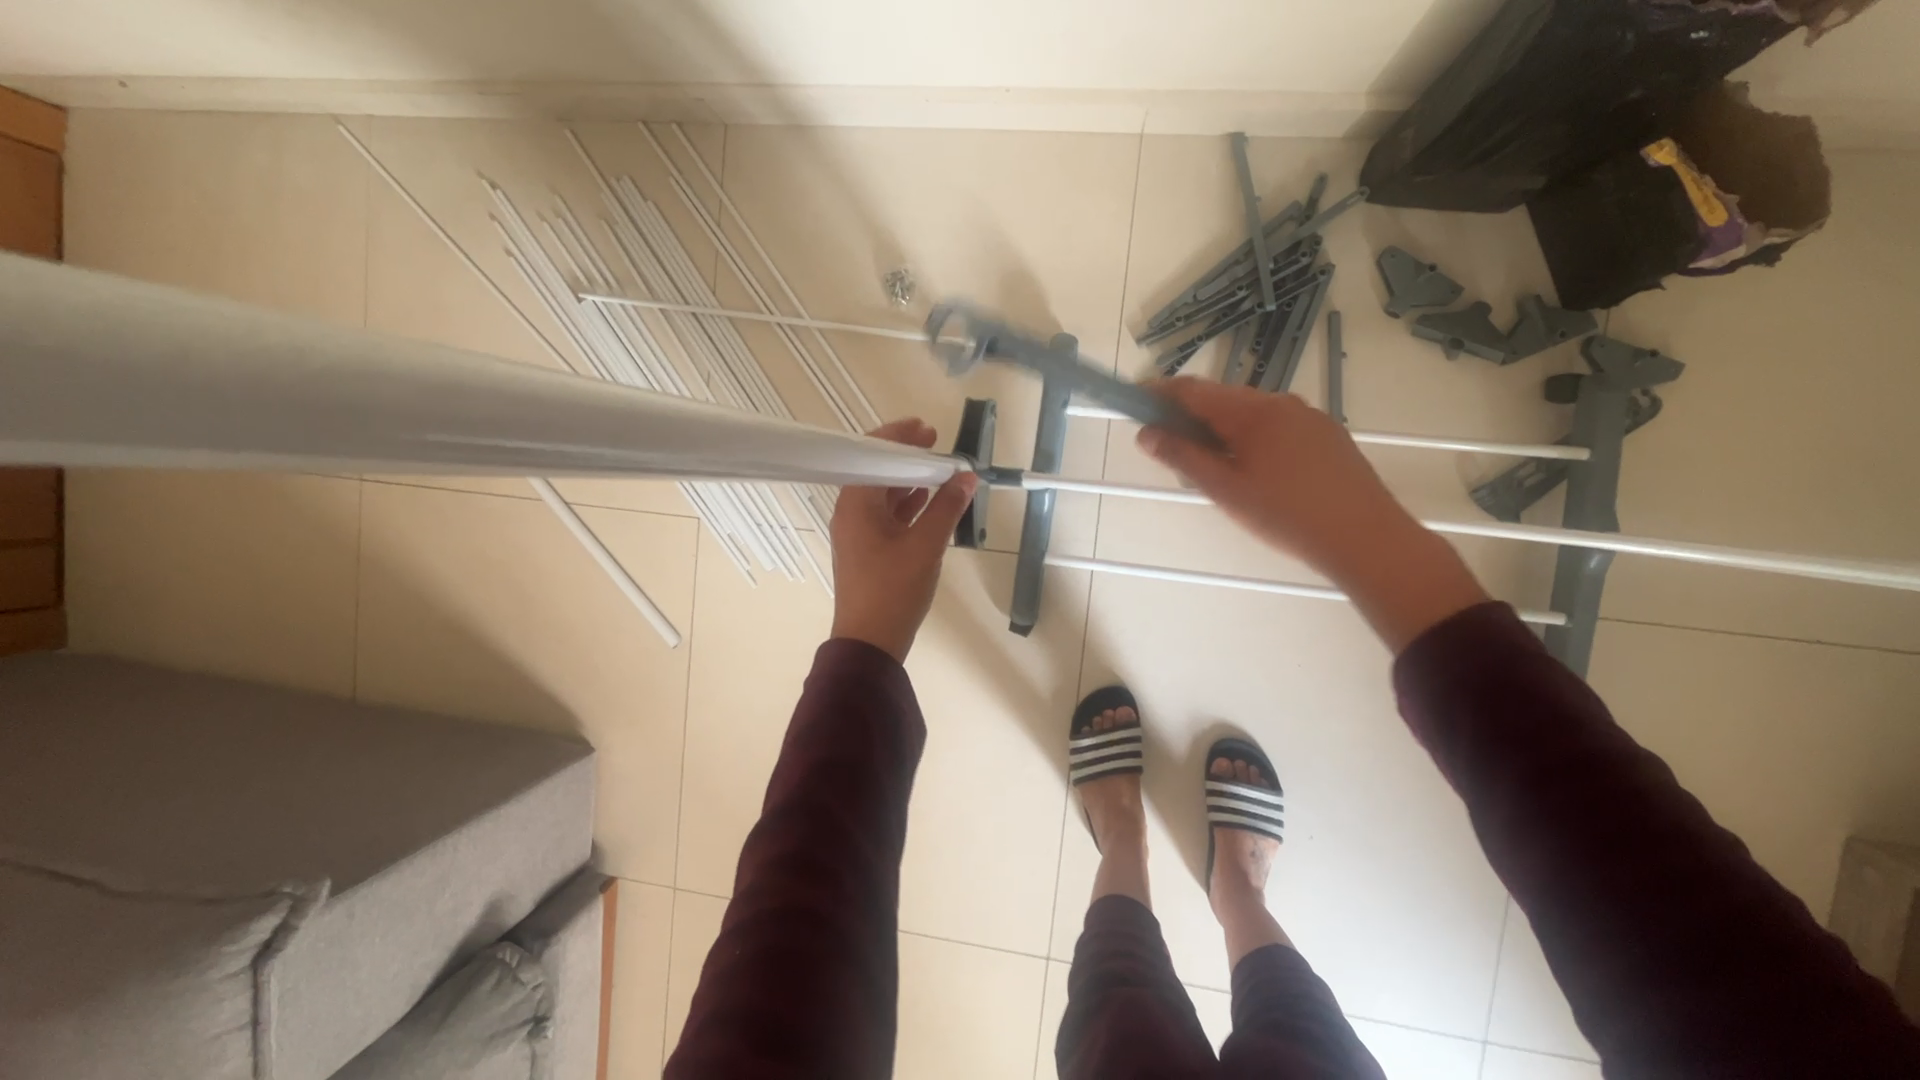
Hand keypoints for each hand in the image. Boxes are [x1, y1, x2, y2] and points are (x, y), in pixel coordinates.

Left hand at [829, 418, 978, 662]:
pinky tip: (930, 499)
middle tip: (937, 444)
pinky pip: (886, 515)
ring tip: (940, 468)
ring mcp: (857, 532)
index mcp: (856, 504)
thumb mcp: (926, 546)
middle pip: (876, 471)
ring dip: (910, 480)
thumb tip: (967, 476)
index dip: (899, 437)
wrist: (870, 643)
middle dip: (907, 456)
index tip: (928, 430)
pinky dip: (908, 503)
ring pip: (883, 494)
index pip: (872, 454)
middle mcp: (850, 512)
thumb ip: (947, 507)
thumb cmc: (893, 590)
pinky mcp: (867, 550)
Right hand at [1136, 378, 1486, 651]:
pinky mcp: (1329, 434)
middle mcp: (1281, 402)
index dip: (1160, 392)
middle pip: (1223, 398)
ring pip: (1252, 413)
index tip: (1136, 398)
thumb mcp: (1226, 491)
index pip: (1194, 390)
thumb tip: (1146, 434)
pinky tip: (1255, 470)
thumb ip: (1183, 458)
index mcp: (1252, 412)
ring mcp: (1309, 416)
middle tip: (1170, 444)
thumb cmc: (1287, 516)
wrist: (1367, 538)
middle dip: (1191, 414)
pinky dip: (1253, 437)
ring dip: (1223, 428)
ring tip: (1212, 465)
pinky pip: (1278, 425)